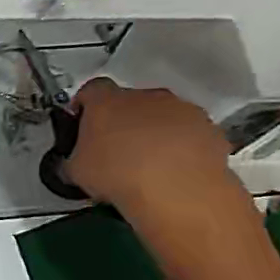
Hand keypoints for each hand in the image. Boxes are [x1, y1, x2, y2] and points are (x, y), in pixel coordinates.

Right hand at [62, 78, 249, 228]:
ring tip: (143, 165)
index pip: (90, 91)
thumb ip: (73, 158)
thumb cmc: (120, 173)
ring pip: (161, 115)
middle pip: (128, 101)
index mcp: (106, 101)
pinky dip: (179, 147)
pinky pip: (187, 133)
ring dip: (152, 133)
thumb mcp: (76, 171)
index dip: (84, 106)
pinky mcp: (206, 128)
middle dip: (121, 121)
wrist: (173, 189)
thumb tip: (73, 165)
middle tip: (113, 150)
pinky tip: (170, 171)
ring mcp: (179, 109)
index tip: (82, 121)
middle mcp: (144, 97)